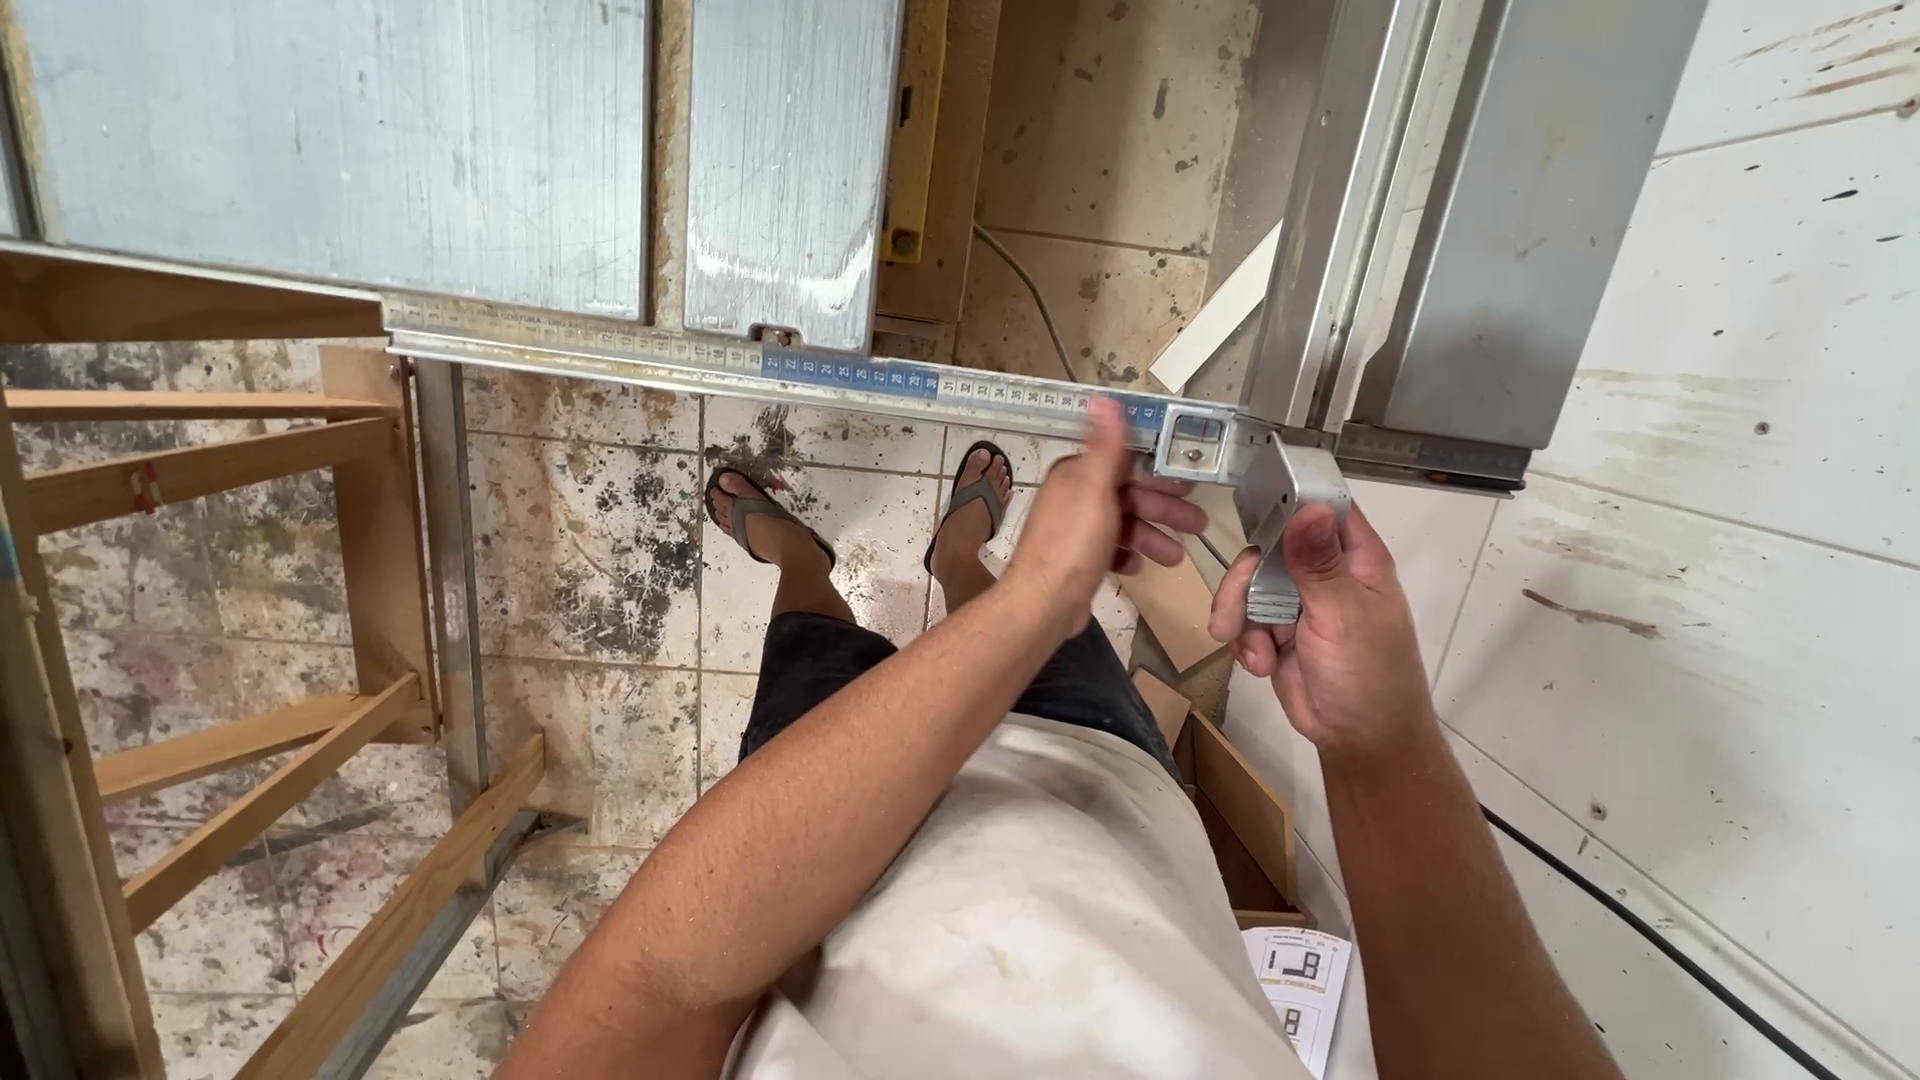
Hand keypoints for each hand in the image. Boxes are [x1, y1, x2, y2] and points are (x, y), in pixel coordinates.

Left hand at [1004, 398, 1207, 637]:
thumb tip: (1104, 398)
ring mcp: (1073, 531)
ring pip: (1121, 526)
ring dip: (1151, 537)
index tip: (1189, 486)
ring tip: (1178, 557)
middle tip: (1199, 525)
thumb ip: (1106, 446)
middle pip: (1126, 496)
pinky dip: (1127, 556)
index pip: (1123, 465)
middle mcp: (1072, 498)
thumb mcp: (1095, 489)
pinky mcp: (1076, 560)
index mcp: (1075, 475)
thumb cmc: (1072, 544)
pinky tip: (1139, 567)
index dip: (1158, 474)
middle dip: (1163, 509)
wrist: (1043, 603)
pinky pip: (1109, 551)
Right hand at [1207, 502, 1434, 757]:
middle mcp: (1324, 573)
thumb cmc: (1368, 675)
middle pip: (1267, 549)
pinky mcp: (1275, 630)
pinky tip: (1260, 665)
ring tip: (1249, 653)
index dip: (1292, 497)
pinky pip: (1242, 619)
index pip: (1324, 508)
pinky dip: (1243, 643)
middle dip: (1242, 582)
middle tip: (1232, 614)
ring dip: (1238, 618)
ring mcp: (1298, 602)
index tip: (1253, 496)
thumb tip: (1308, 508)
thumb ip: (1319, 564)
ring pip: (1247, 585)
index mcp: (1355, 560)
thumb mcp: (1343, 616)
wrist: (1356, 740)